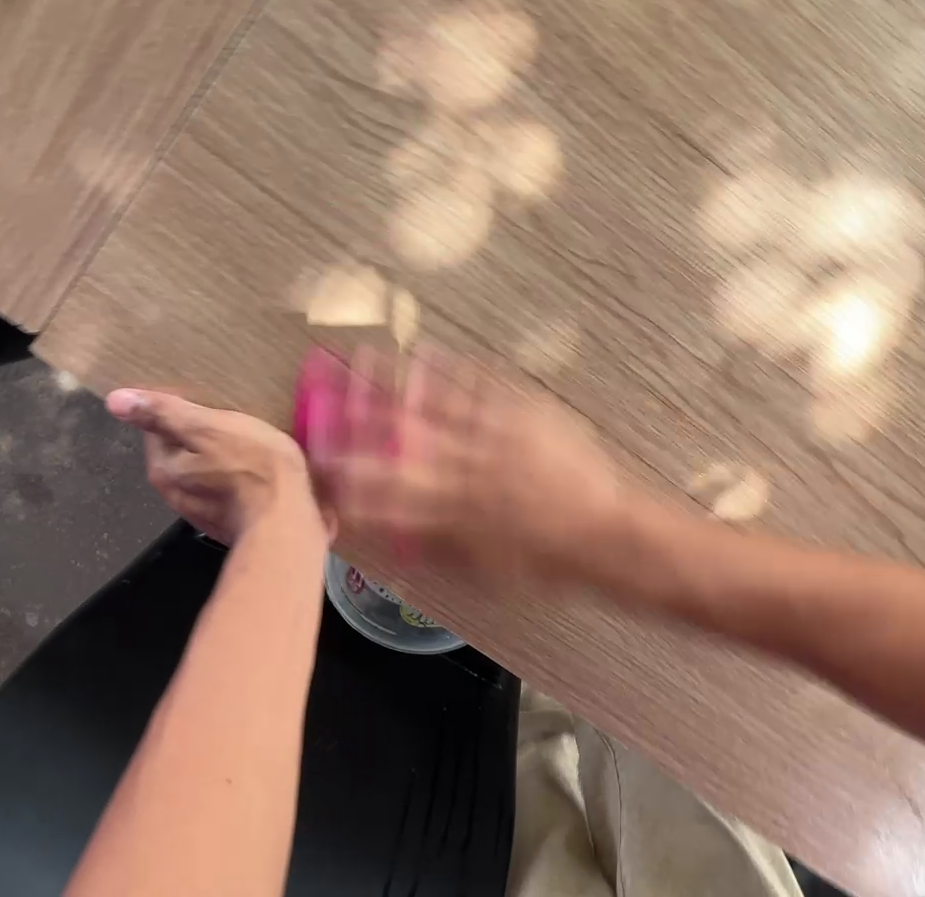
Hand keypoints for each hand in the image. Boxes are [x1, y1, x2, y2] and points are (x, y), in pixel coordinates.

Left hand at [107, 388, 323, 546]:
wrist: (285, 521)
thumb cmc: (253, 468)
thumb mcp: (210, 428)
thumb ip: (166, 414)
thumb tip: (115, 400)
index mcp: (164, 467)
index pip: (157, 428)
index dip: (180, 411)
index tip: (206, 402)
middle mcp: (174, 493)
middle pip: (180, 453)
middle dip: (199, 437)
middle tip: (230, 420)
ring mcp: (201, 511)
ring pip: (202, 473)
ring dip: (217, 458)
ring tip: (246, 444)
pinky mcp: (227, 521)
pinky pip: (224, 490)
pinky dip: (233, 478)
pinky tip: (256, 471)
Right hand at [315, 347, 629, 585]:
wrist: (606, 535)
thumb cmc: (549, 565)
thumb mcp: (487, 573)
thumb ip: (438, 550)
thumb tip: (401, 536)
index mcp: (454, 514)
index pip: (387, 494)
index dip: (348, 479)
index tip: (317, 465)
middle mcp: (467, 470)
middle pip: (402, 441)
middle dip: (358, 420)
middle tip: (322, 399)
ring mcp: (497, 435)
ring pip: (436, 405)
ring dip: (396, 381)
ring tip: (363, 357)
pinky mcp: (526, 414)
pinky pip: (484, 385)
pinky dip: (453, 368)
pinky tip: (428, 351)